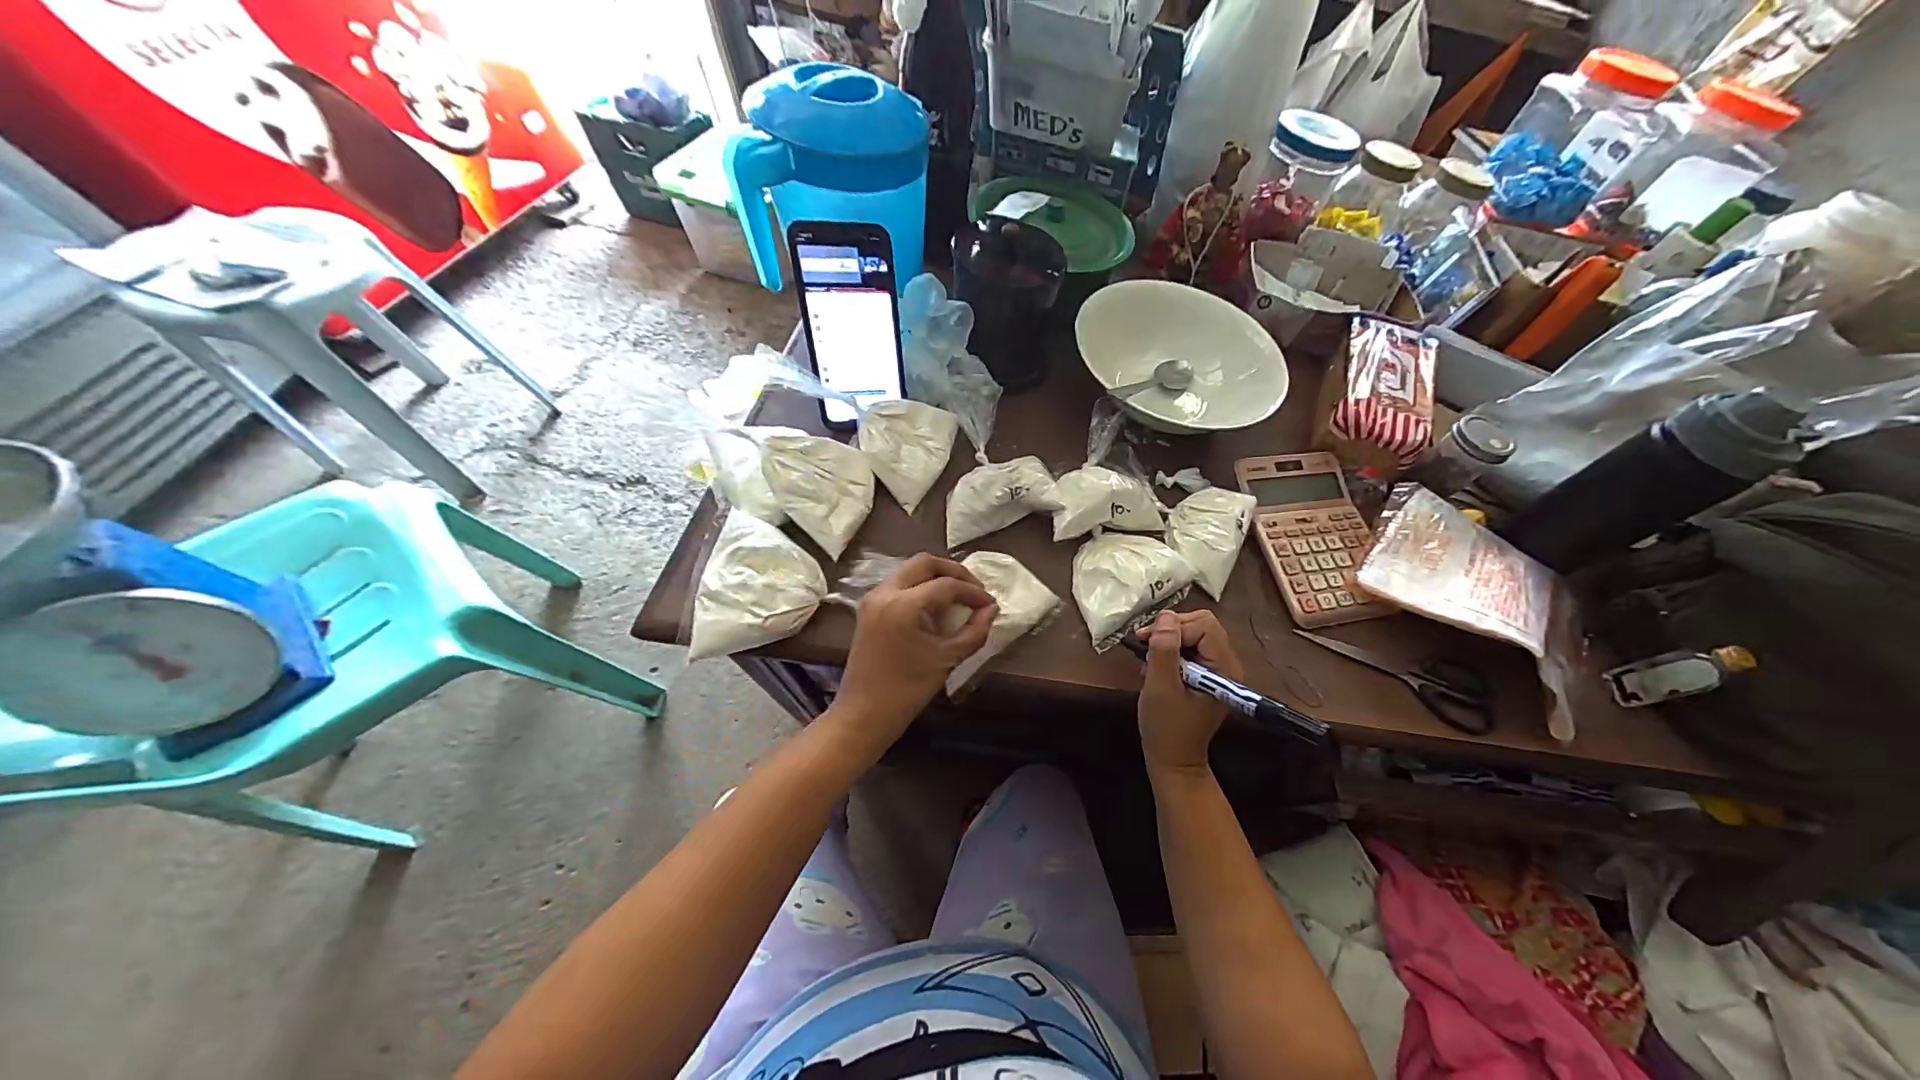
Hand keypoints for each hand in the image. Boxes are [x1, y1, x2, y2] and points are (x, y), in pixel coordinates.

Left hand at [826, 553, 996, 762]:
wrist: (864, 713)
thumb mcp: (948, 659)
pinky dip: (920, 587)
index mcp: (903, 604)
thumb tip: (990, 610)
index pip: (947, 585)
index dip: (973, 592)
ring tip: (959, 597)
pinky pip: (899, 585)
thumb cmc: (907, 690)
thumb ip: (974, 631)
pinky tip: (937, 606)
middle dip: (954, 572)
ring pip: (910, 571)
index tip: (990, 605)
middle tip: (974, 590)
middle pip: (924, 563)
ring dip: (936, 578)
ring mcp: (873, 598)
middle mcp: (885, 592)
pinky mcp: (868, 608)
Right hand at [1136, 609, 1244, 775]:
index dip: (1174, 628)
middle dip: (1170, 630)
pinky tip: (1155, 666)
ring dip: (1167, 640)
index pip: (1203, 625)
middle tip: (1144, 643)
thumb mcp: (1159, 687)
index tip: (1147, 641)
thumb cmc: (1166, 728)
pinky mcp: (1207, 674)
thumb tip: (1166, 616)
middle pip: (1202, 625)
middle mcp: (1227, 664)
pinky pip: (1191, 648)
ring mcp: (1218, 669)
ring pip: (1195, 633)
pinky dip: (1171, 651)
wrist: (1174, 760)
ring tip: (1148, 658)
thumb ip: (1164, 650)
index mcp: (1223, 668)